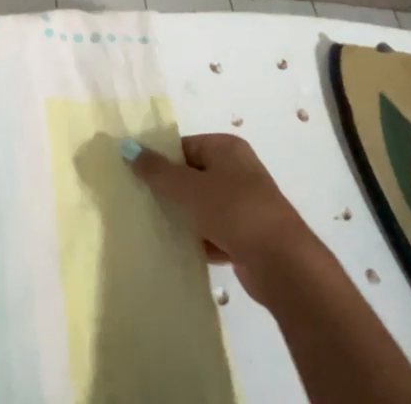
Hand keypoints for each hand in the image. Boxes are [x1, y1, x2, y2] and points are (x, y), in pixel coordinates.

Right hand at [125, 133, 320, 301]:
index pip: (184, 146)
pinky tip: (175, 247)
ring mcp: (244, 204)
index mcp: (227, 148)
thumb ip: (156, 169)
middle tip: (138, 200)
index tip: (135, 175)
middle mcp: (238, 171)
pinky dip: (197, 238)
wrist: (283, 264)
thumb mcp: (188, 187)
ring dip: (181, 216)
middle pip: (191, 175)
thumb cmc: (234, 211)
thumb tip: (127, 147)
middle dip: (168, 189)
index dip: (160, 159)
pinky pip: (212, 231)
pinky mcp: (246, 235)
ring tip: (151, 225)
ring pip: (201, 205)